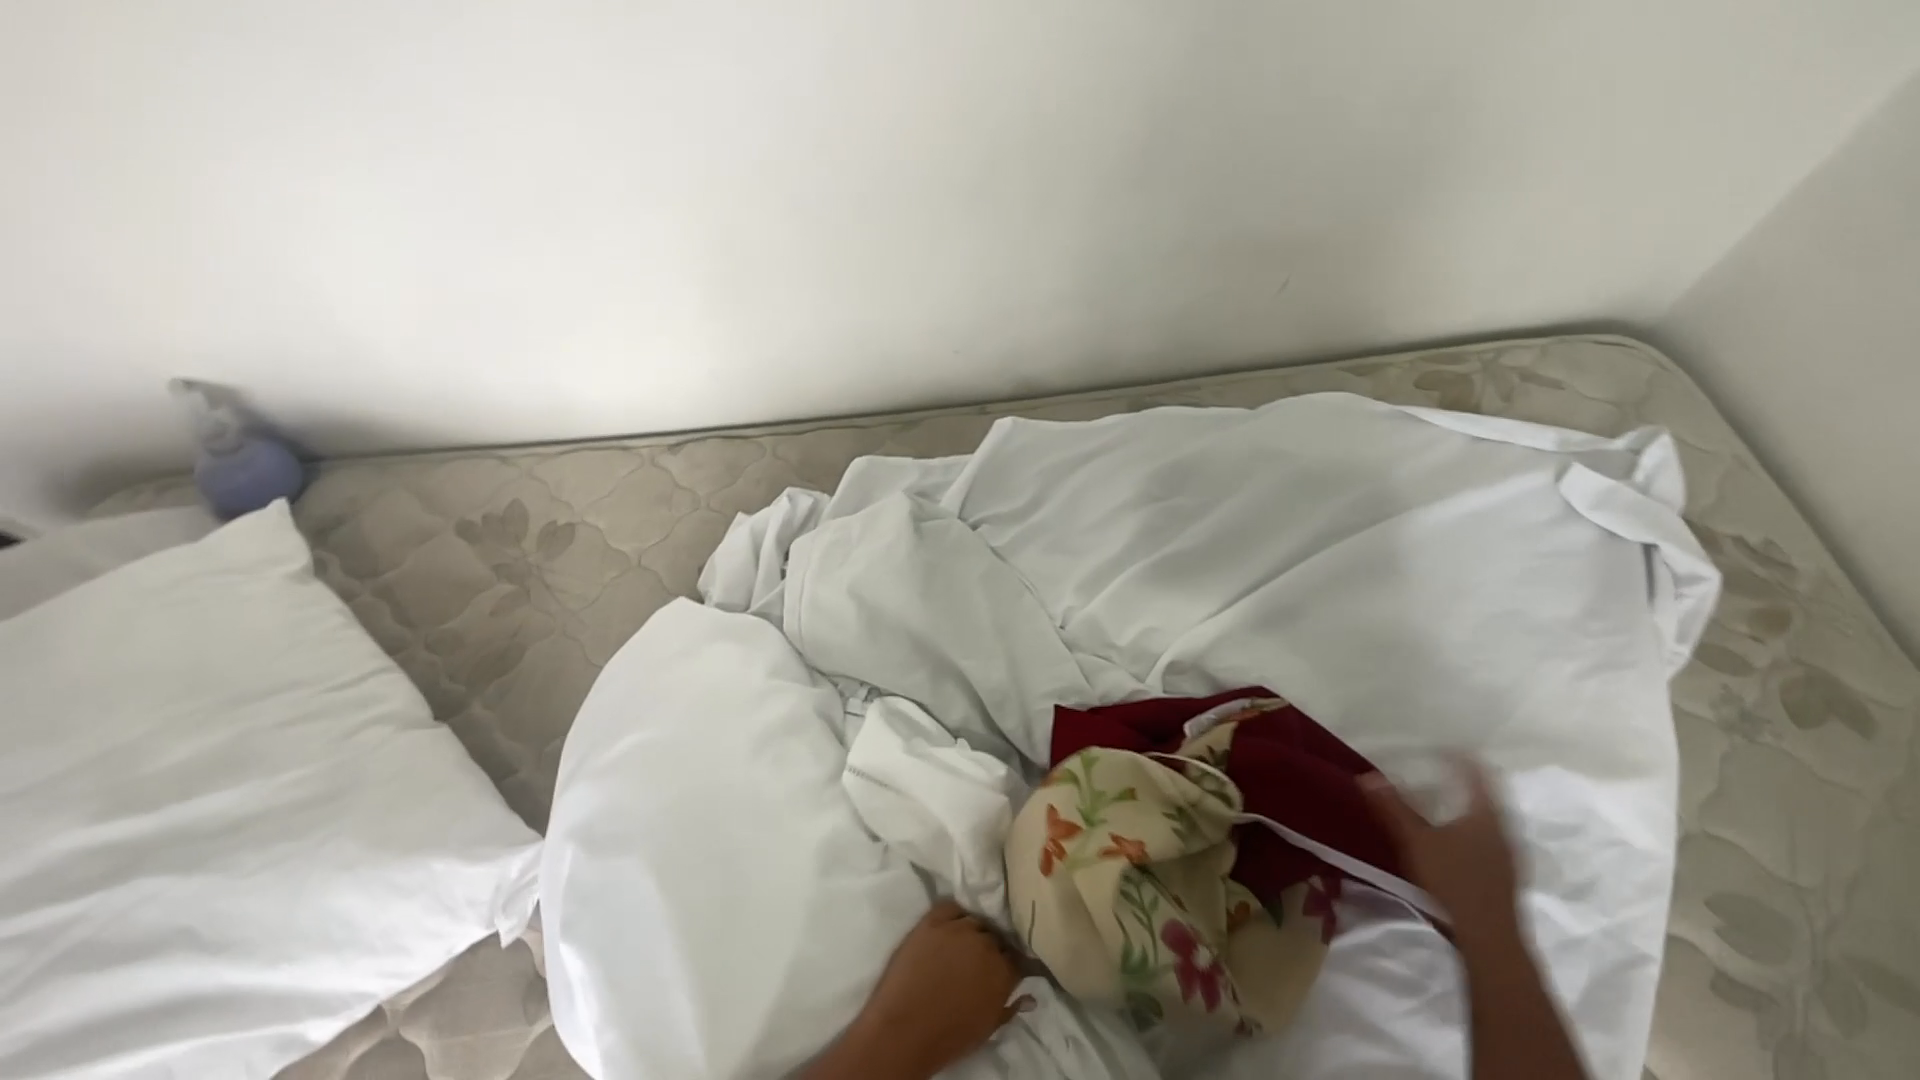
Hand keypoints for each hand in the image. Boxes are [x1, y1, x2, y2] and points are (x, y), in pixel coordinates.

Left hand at [813, 901, 1030, 1079]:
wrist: (903, 1029)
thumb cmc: (949, 1036)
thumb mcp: (988, 1028)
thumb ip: (1010, 1008)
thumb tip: (1030, 997)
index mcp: (1003, 971)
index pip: (1018, 957)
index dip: (1011, 963)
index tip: (1005, 968)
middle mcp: (986, 944)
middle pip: (996, 937)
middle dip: (993, 947)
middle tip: (980, 960)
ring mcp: (958, 929)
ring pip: (975, 922)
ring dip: (973, 932)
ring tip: (963, 944)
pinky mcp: (932, 921)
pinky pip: (950, 907)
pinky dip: (954, 914)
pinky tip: (950, 926)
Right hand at [1361, 757, 1522, 949]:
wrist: (1490, 935)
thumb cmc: (1453, 881)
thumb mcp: (1415, 842)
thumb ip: (1392, 808)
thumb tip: (1366, 777)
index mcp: (1486, 812)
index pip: (1476, 770)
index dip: (1457, 755)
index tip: (1435, 748)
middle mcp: (1505, 826)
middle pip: (1487, 791)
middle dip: (1462, 779)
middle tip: (1435, 771)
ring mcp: (1511, 851)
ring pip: (1491, 814)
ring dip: (1467, 804)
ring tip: (1442, 802)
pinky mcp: (1509, 871)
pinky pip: (1492, 834)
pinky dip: (1473, 825)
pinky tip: (1455, 839)